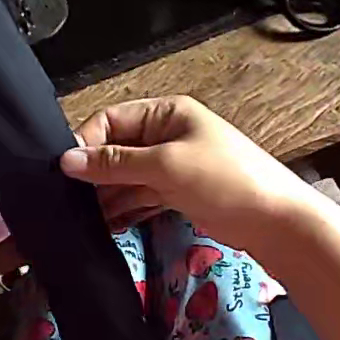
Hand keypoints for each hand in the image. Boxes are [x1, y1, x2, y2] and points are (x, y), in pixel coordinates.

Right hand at [60, 96, 322, 252]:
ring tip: (83, 218)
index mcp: (166, 114)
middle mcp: (166, 136)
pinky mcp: (176, 194)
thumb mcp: (166, 166)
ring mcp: (171, 167)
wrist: (274, 222)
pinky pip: (139, 198)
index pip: (111, 120)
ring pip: (126, 178)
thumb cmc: (225, 180)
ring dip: (106, 196)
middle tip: (70, 200)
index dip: (87, 143)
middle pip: (116, 150)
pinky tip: (106, 226)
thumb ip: (115, 164)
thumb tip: (66, 160)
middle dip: (94, 174)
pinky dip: (124, 210)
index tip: (65, 171)